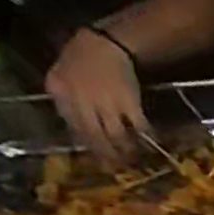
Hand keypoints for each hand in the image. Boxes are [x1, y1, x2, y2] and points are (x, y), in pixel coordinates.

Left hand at [45, 29, 148, 162]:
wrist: (101, 45)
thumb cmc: (81, 61)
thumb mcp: (62, 79)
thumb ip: (68, 102)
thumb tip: (80, 129)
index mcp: (60, 94)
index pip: (73, 127)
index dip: (87, 146)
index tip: (98, 160)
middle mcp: (80, 100)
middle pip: (94, 135)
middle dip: (107, 154)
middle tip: (119, 169)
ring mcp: (105, 102)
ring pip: (116, 135)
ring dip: (127, 150)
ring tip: (136, 160)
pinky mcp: (128, 102)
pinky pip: (138, 126)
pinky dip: (147, 138)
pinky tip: (153, 144)